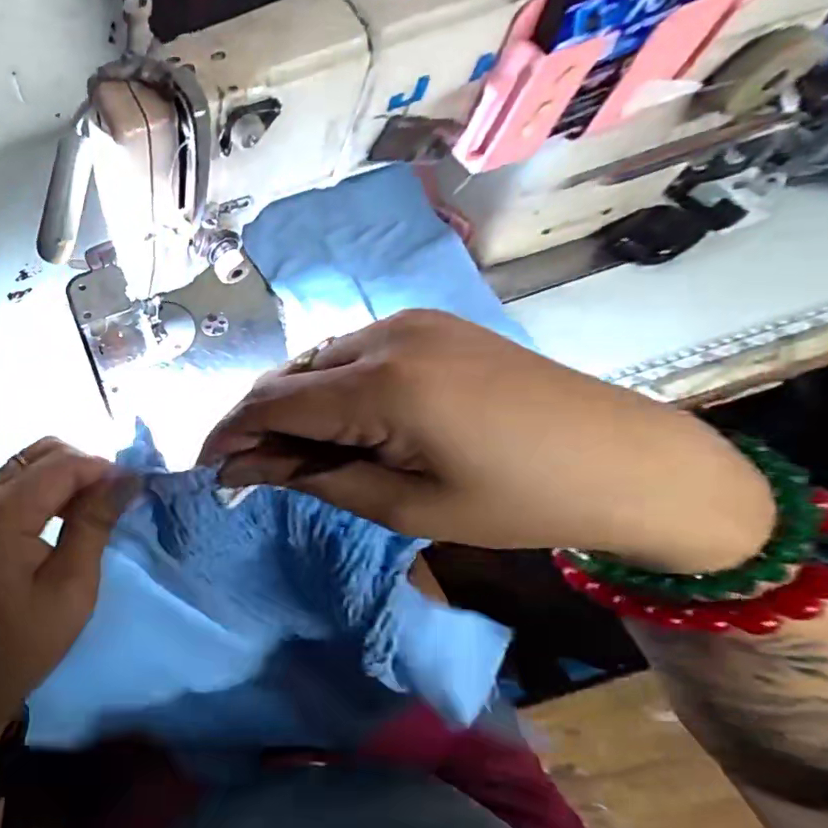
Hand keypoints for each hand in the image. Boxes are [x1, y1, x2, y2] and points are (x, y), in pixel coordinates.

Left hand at [0, 438, 138, 759]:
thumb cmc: (24, 642)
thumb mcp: (72, 586)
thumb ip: (94, 523)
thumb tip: (125, 478)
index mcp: (0, 514)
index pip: (62, 465)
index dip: (105, 469)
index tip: (138, 489)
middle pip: (44, 453)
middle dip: (87, 468)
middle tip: (119, 501)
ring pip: (32, 463)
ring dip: (69, 477)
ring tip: (100, 508)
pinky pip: (19, 483)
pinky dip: (50, 489)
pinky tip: (71, 515)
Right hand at [197, 310, 774, 571]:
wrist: (622, 458)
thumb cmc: (517, 501)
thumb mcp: (406, 506)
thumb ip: (317, 477)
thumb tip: (244, 468)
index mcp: (382, 384)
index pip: (274, 402)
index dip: (230, 432)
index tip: (205, 466)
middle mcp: (387, 335)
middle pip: (291, 374)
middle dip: (257, 420)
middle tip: (247, 469)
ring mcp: (412, 321)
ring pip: (320, 359)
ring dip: (293, 403)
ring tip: (293, 452)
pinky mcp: (432, 324)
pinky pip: (355, 351)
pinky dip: (331, 386)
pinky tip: (339, 420)